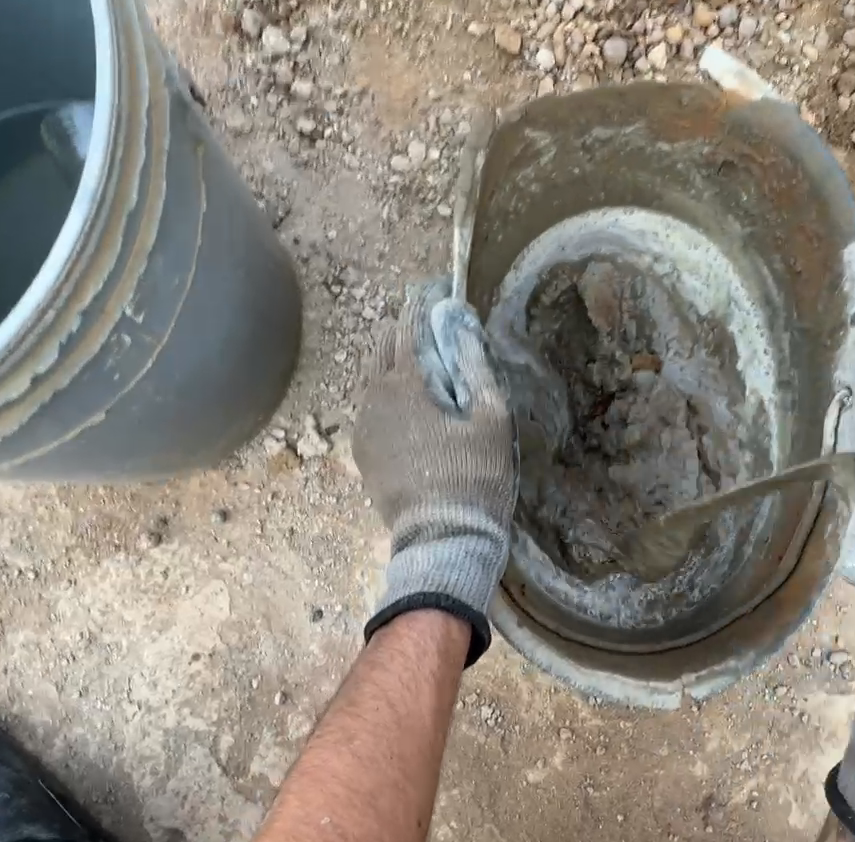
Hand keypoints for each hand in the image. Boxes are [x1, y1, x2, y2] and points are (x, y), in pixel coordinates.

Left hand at [355, 282, 516, 665]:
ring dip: (388, 365)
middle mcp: (374, 399)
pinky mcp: (362, 455)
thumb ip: (477, 369)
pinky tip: (399, 405)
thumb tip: (465, 329)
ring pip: (370, 382)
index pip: (407, 330)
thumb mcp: (491, 421)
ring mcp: (363, 429)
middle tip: (419, 323)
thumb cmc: (474, 476)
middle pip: (381, 351)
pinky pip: (369, 412)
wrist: (443, 536)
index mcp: (406, 385)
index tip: (431, 292)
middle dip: (400, 332)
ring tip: (409, 361)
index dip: (420, 308)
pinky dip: (382, 397)